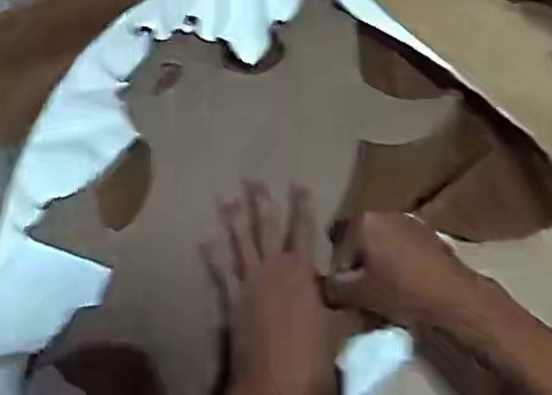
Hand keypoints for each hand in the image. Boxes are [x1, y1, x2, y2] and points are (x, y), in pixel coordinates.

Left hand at [203, 182, 339, 394]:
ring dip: (233, 220)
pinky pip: (220, 275)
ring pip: (241, 244)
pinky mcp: (232, 302)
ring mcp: (250, 283)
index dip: (302, 205)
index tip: (298, 181)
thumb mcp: (336, 324)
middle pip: (267, 228)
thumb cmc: (312, 355)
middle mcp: (274, 268)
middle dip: (261, 202)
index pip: (303, 229)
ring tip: (226, 198)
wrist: (275, 384)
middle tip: (252, 178)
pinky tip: (204, 241)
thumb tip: (347, 284)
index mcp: (301, 270)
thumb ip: (338, 299)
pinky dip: (212, 258)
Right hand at [326, 211, 494, 329]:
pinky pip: (400, 242)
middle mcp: (383, 212)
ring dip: (377, 257)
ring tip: (384, 285)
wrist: (450, 293)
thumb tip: (322, 285)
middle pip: (359, 236)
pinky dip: (396, 257)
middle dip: (357, 259)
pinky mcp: (425, 230)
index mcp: (363, 222)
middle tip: (362, 287)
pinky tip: (404, 280)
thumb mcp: (360, 296)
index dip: (338, 268)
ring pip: (380, 238)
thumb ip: (333, 288)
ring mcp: (406, 218)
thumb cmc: (400, 291)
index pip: (336, 242)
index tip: (347, 289)